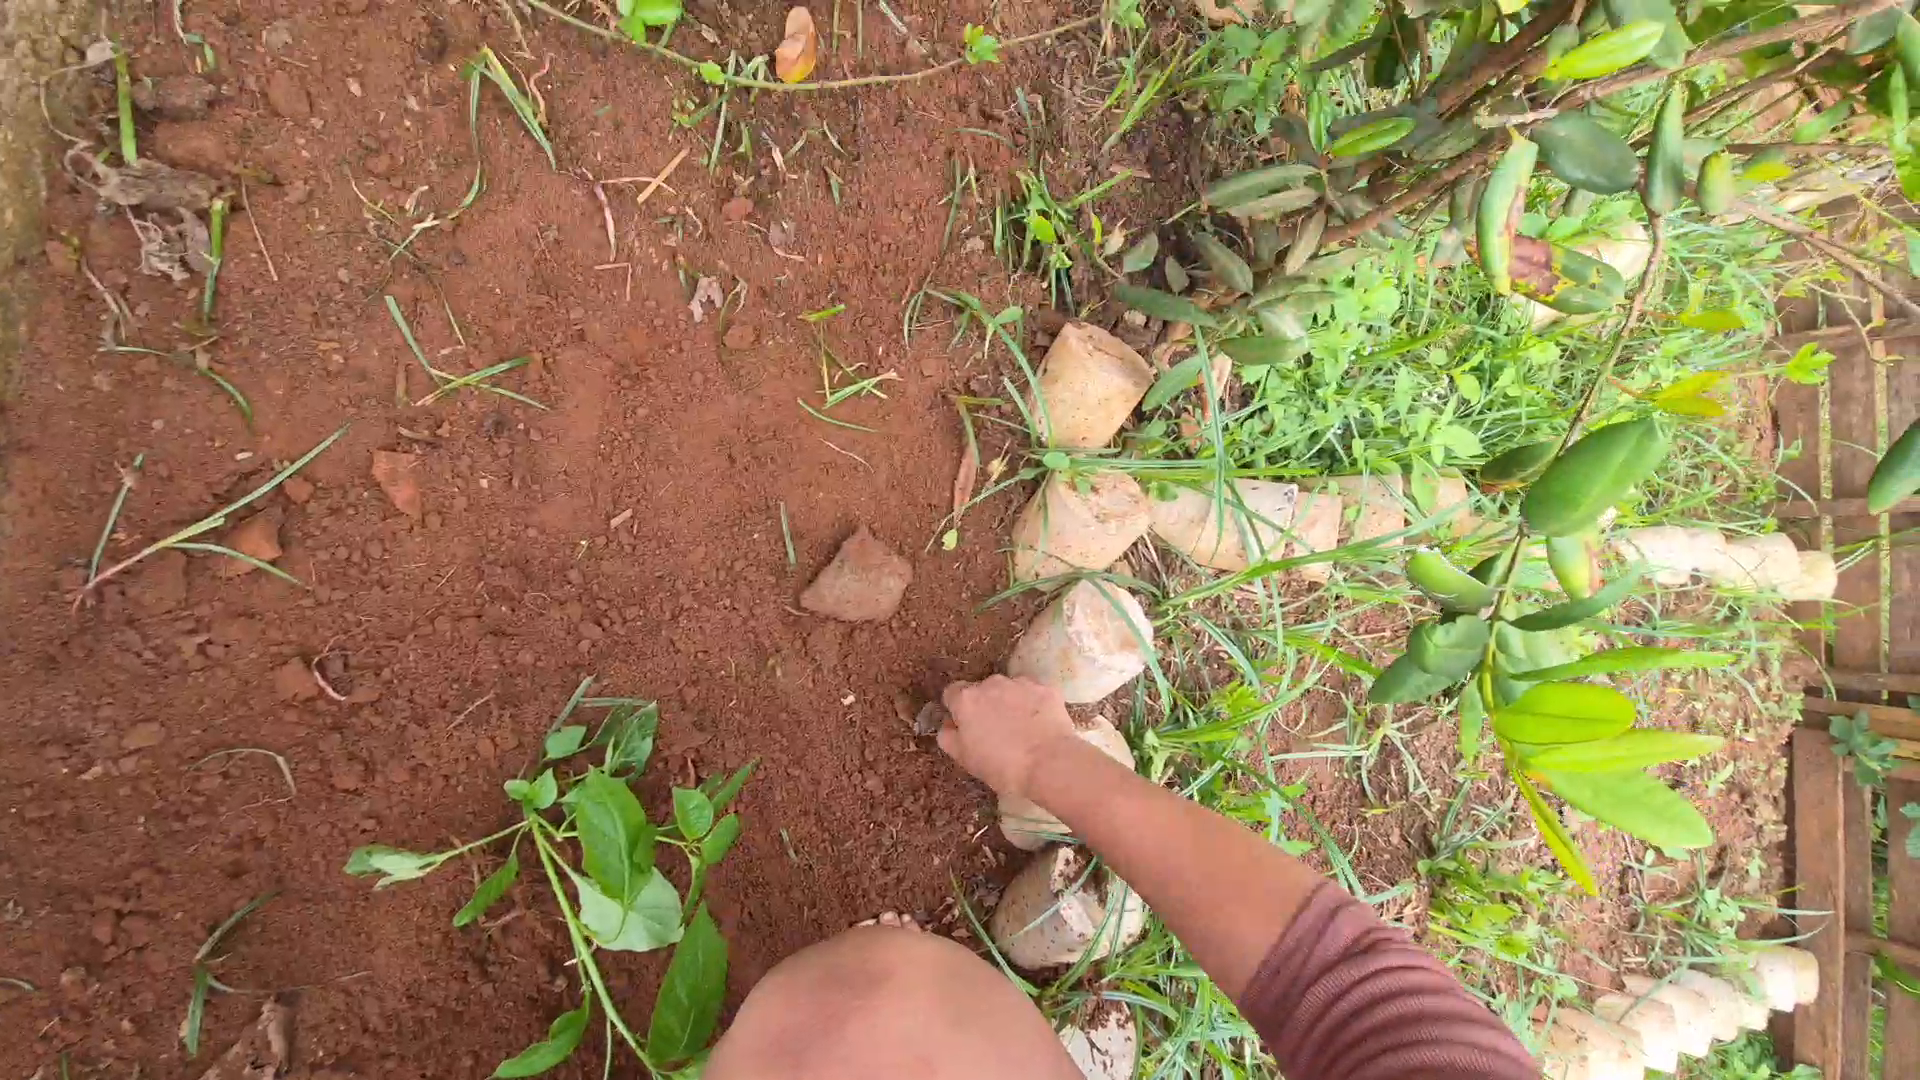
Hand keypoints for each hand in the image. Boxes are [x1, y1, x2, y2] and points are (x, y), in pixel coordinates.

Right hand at [936, 675, 1077, 801]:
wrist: (1049, 764)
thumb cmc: (1001, 766)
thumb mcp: (964, 759)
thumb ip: (948, 737)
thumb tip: (948, 725)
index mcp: (966, 699)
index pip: (952, 693)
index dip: (957, 708)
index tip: (965, 725)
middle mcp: (991, 683)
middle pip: (982, 690)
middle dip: (986, 705)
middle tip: (996, 732)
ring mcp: (1021, 683)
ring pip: (1009, 690)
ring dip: (1010, 703)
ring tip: (1022, 730)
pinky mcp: (1046, 689)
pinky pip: (1034, 694)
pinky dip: (1034, 706)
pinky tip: (1040, 726)